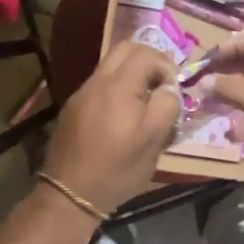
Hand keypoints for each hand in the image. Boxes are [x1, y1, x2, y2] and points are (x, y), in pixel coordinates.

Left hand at [40, 43, 180, 212]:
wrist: (70, 194)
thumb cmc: (117, 169)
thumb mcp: (154, 141)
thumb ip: (166, 105)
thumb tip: (169, 87)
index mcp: (118, 86)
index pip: (147, 54)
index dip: (166, 66)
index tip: (173, 91)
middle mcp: (97, 81)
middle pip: (125, 49)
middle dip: (149, 61)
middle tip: (161, 85)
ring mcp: (81, 93)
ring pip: (111, 66)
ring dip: (132, 74)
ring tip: (144, 102)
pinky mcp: (73, 108)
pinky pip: (100, 84)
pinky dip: (117, 88)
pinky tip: (122, 116)